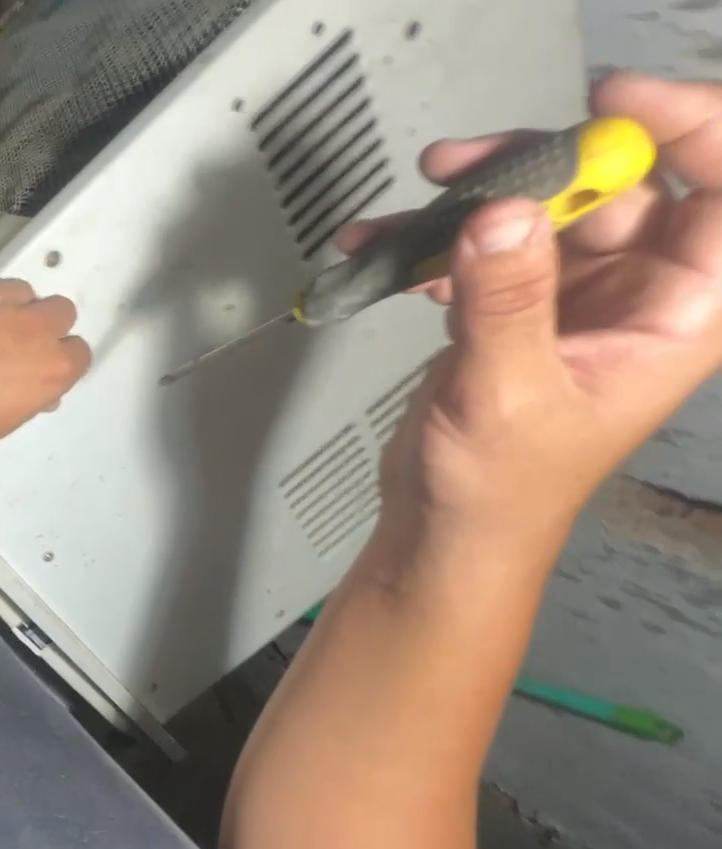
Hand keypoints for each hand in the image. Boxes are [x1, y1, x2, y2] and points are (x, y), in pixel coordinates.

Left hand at [0, 264, 89, 481]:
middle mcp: (32, 325)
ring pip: (17, 291)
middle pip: (57, 313)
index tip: (29, 371)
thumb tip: (33, 387)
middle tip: (0, 349)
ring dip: (2, 309)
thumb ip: (24, 399)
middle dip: (36, 329)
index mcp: (50, 369)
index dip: (52, 362)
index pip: (76, 352)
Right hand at [341, 72, 721, 559]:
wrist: (445, 525)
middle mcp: (639, 290)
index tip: (606, 105)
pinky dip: (427, 251)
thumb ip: (507, 303)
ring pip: (535, 219)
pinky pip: (477, 260)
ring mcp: (567, 301)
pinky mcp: (506, 315)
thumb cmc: (502, 482)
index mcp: (686, 307)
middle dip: (538, 166)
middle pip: (614, 190)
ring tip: (403, 206)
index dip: (686, 128)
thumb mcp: (508, 393)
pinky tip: (380, 253)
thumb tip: (498, 214)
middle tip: (458, 164)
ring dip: (467, 207)